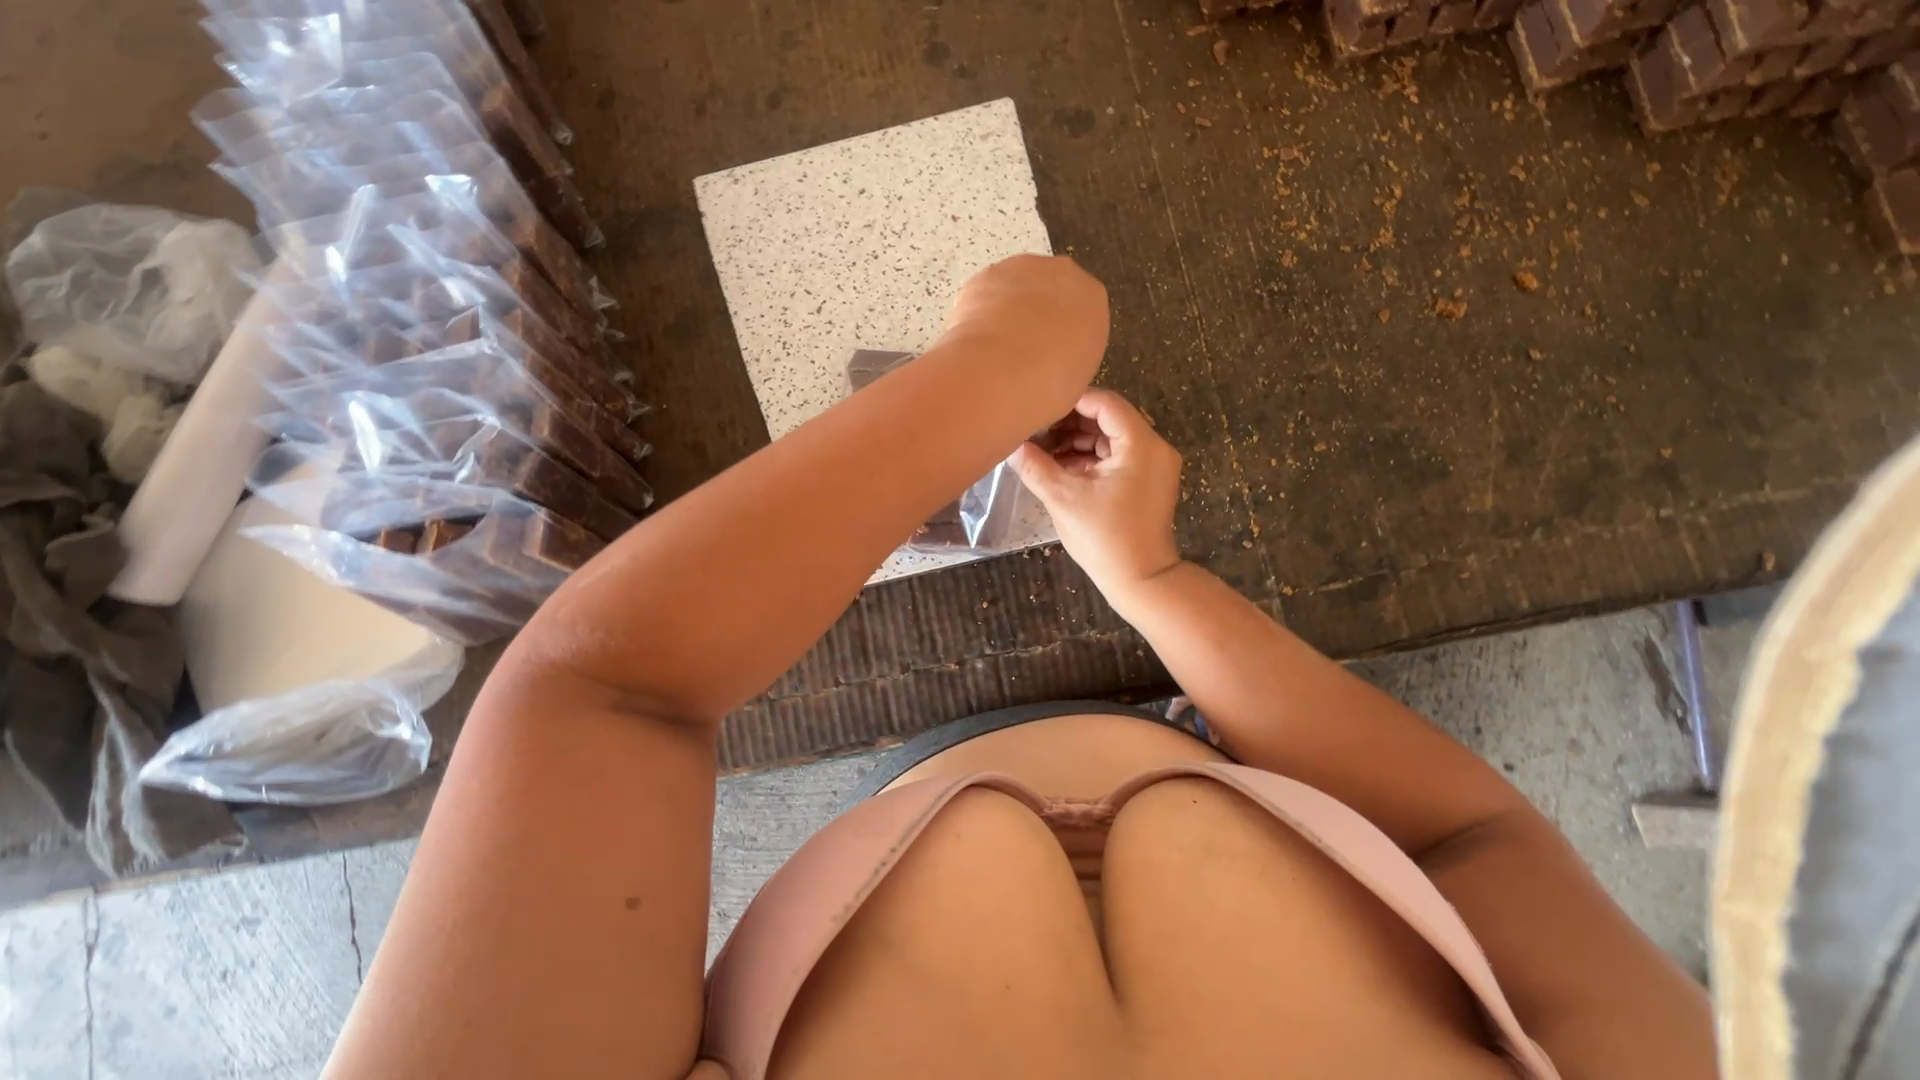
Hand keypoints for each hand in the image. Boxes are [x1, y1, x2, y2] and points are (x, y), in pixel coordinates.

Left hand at [936, 255, 1108, 408]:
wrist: (1002, 372)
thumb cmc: (1049, 384)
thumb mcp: (1076, 376)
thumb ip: (1071, 355)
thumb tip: (1052, 359)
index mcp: (1093, 299)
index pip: (1080, 310)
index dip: (1061, 332)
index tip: (1049, 353)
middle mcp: (1063, 273)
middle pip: (1049, 291)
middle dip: (1036, 314)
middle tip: (1021, 349)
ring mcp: (1023, 268)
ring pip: (1016, 287)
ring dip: (1007, 309)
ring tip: (995, 346)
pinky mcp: (988, 273)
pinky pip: (986, 292)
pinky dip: (980, 310)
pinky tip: (977, 336)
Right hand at [1010, 388, 1182, 601]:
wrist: (1141, 579)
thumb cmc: (1104, 537)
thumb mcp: (1063, 498)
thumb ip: (1035, 466)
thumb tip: (1010, 445)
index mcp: (1139, 443)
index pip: (1104, 402)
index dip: (1070, 402)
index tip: (1040, 410)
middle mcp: (1154, 447)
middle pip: (1109, 418)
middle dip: (1070, 424)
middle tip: (1037, 432)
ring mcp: (1155, 465)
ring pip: (1112, 439)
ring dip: (1078, 442)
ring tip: (1043, 453)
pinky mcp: (1149, 482)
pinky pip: (1118, 457)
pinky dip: (1092, 459)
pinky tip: (1062, 469)